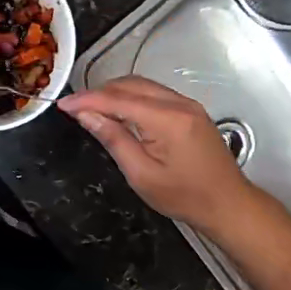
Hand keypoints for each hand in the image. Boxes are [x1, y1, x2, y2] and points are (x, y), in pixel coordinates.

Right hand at [59, 77, 260, 233]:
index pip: (118, 100)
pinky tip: (119, 112)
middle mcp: (179, 103)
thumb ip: (113, 139)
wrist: (227, 204)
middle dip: (99, 92)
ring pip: (143, 86)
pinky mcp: (191, 110)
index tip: (63, 104)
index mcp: (167, 120)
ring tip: (91, 109)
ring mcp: (188, 104)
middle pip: (130, 85)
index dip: (87, 100)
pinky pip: (155, 94)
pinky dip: (132, 98)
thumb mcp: (141, 174)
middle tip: (74, 107)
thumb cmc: (184, 196)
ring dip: (115, 93)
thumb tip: (86, 115)